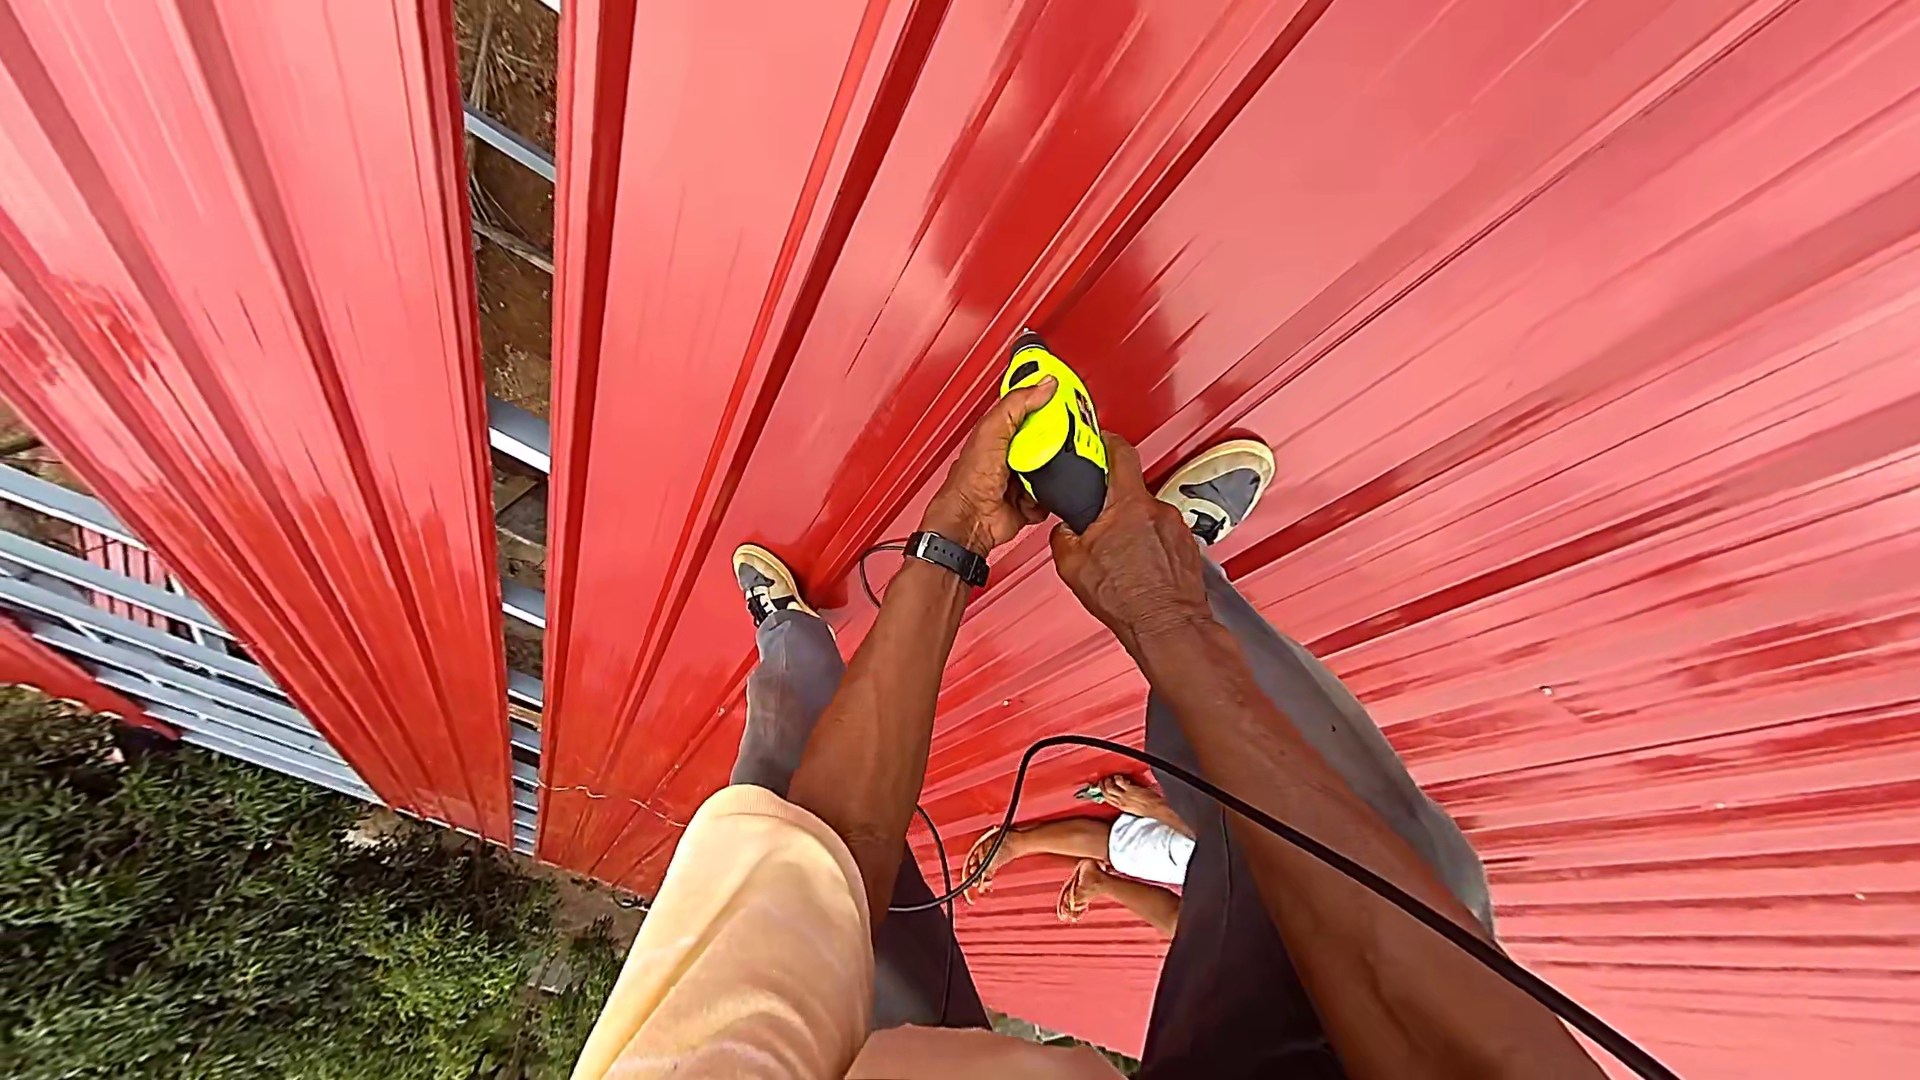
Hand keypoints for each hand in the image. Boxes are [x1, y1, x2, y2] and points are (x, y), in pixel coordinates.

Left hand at [920, 377, 1055, 552]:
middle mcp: (1012, 452)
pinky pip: (1052, 494)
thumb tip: (1044, 384)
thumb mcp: (992, 430)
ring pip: (1054, 465)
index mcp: (1001, 430)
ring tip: (1045, 470)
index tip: (1065, 390)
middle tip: (1064, 435)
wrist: (971, 520)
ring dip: (1053, 470)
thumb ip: (1017, 404)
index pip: (1029, 405)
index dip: (1046, 397)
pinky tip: (1037, 494)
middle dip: (1058, 436)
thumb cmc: (969, 480)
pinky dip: (1049, 496)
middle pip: (1048, 435)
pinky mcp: (1031, 500)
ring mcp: (1023, 476)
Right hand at [1049, 433, 1212, 655]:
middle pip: (1130, 491)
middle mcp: (1157, 510)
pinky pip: (1162, 535)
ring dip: (1132, 529)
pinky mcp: (1187, 546)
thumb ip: (1063, 536)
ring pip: (1147, 516)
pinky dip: (1149, 546)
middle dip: (1113, 505)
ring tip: (1120, 557)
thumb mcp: (1073, 565)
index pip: (1120, 452)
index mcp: (1128, 505)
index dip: (1107, 440)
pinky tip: (1137, 567)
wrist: (1165, 625)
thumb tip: (1064, 530)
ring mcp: (1176, 528)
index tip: (1099, 438)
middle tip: (1100, 526)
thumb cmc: (1126, 599)